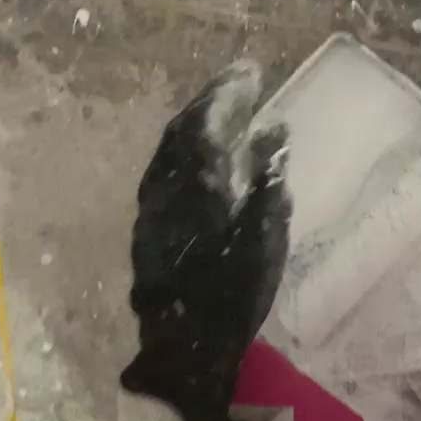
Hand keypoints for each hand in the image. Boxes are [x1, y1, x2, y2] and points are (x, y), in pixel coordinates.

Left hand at [121, 61, 289, 420]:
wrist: (184, 349)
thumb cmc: (231, 294)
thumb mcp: (264, 237)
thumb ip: (268, 180)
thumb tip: (273, 133)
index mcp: (196, 184)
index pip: (209, 121)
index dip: (229, 92)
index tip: (252, 71)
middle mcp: (166, 185)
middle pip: (184, 128)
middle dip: (213, 98)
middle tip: (241, 79)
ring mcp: (151, 204)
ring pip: (171, 147)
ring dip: (198, 119)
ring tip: (225, 105)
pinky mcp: (147, 223)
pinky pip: (167, 167)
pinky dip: (189, 146)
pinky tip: (205, 150)